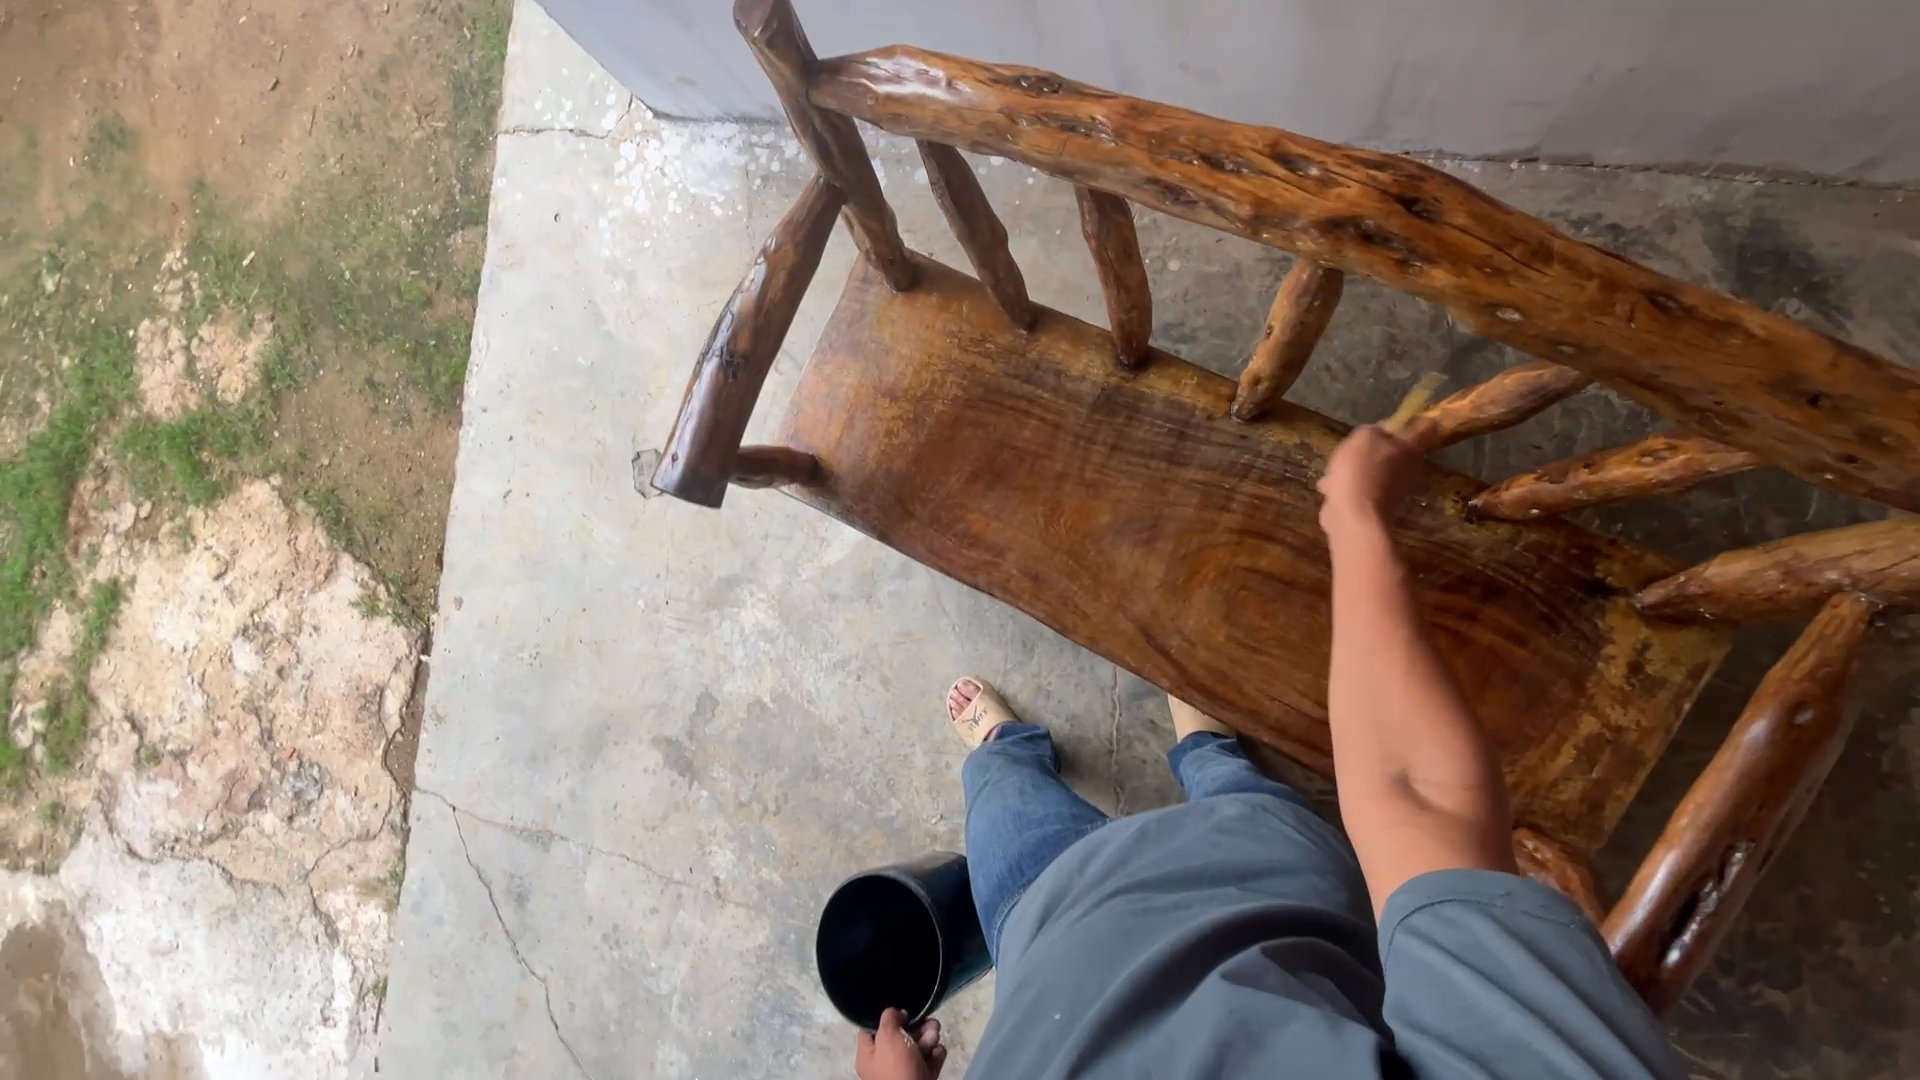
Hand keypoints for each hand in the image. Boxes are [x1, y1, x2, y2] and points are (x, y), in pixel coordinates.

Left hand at [855, 1009, 946, 1079]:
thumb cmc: (896, 1068)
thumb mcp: (887, 1036)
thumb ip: (889, 1018)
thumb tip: (896, 1013)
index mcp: (869, 1055)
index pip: (872, 1030)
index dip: (886, 1017)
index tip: (900, 1009)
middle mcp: (885, 1063)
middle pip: (901, 1036)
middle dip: (918, 1026)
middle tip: (929, 1021)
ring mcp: (904, 1072)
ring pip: (918, 1047)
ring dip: (929, 1037)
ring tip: (935, 1035)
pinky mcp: (921, 1079)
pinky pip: (929, 1061)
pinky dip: (935, 1055)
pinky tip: (938, 1052)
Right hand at [1317, 421, 1433, 535]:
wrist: (1353, 515)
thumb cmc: (1361, 470)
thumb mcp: (1363, 437)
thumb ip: (1373, 429)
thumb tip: (1379, 432)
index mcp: (1412, 448)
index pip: (1426, 426)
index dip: (1412, 419)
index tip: (1393, 420)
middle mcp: (1409, 467)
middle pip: (1397, 449)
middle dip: (1376, 446)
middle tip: (1355, 446)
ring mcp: (1393, 488)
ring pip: (1376, 469)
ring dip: (1357, 468)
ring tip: (1335, 470)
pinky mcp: (1375, 503)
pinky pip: (1362, 487)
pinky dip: (1347, 486)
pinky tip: (1329, 487)